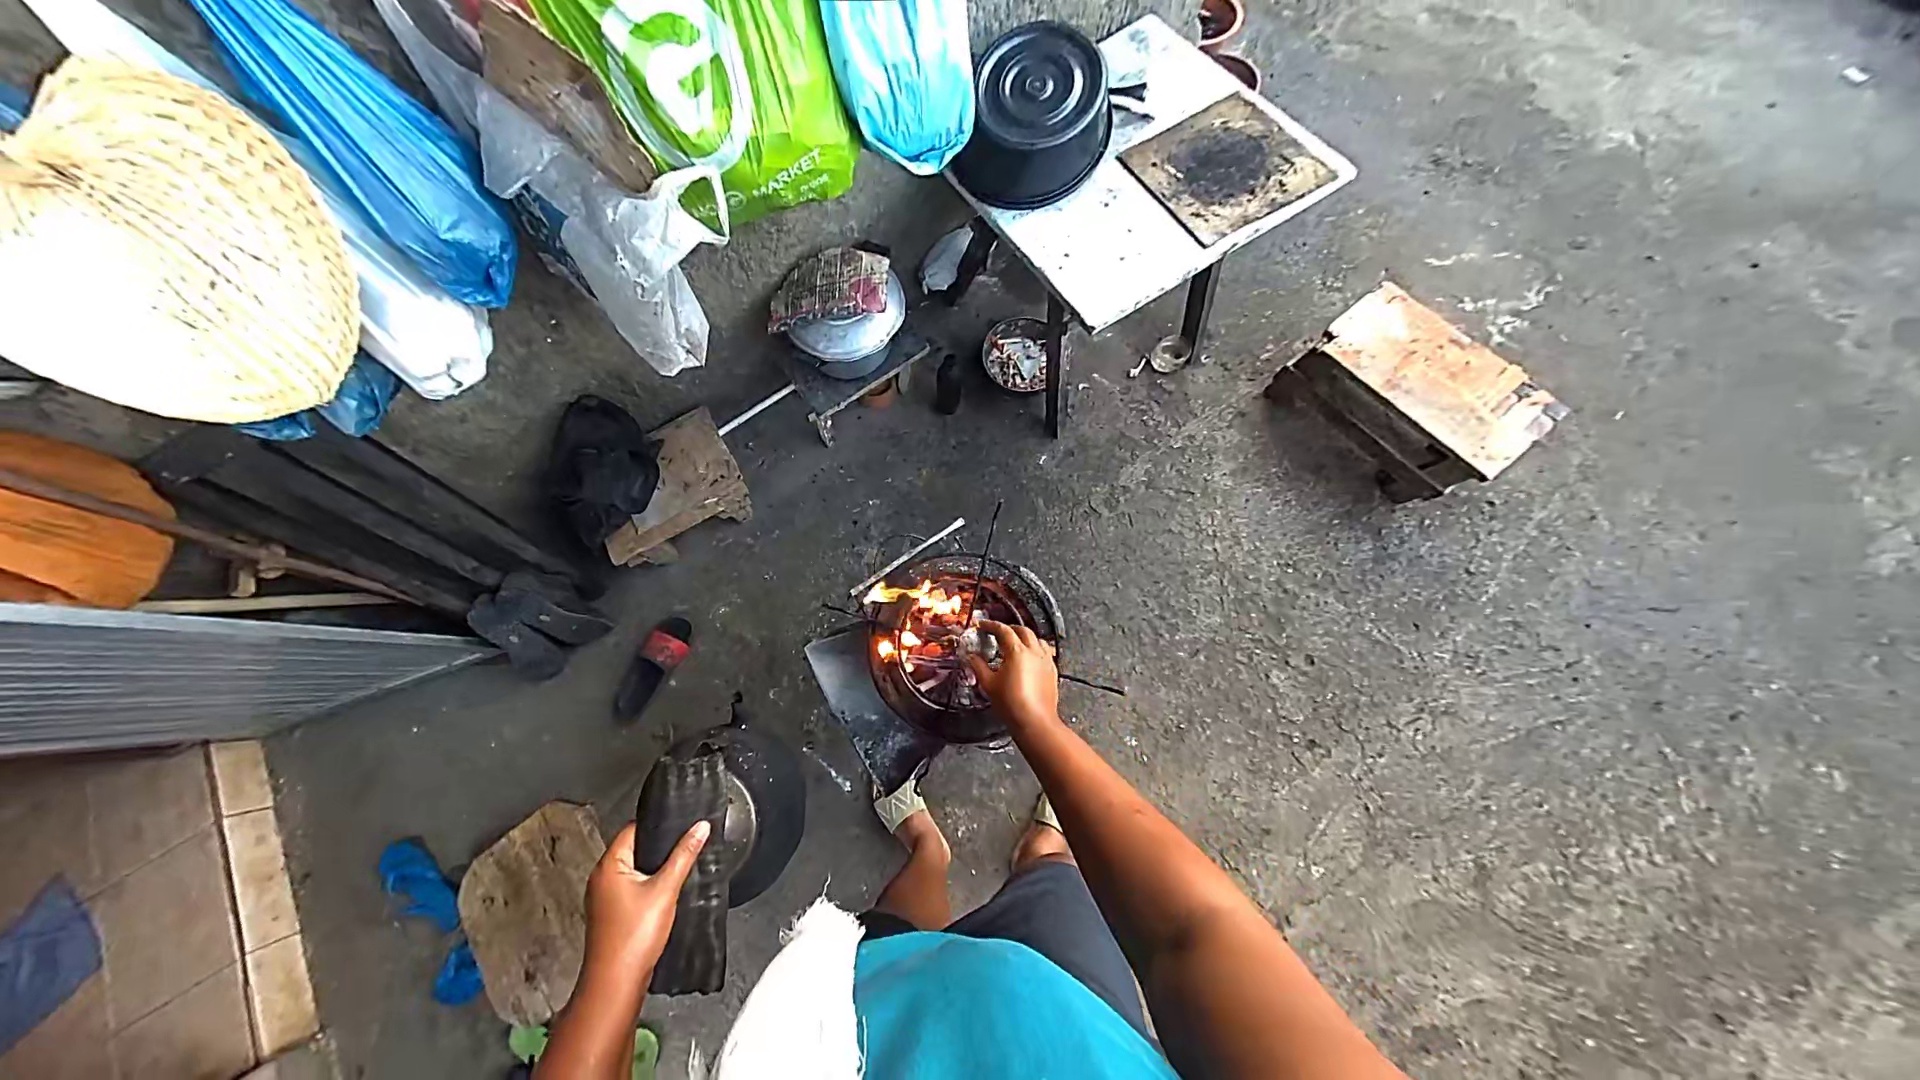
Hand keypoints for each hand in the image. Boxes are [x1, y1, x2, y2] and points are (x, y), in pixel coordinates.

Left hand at [581, 819, 707, 986]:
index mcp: (608, 866)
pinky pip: (634, 887)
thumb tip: (700, 828)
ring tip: (676, 872)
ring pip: (636, 868)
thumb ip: (685, 854)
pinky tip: (665, 893)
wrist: (616, 984)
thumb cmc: (632, 939)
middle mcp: (601, 879)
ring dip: (655, 868)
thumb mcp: (666, 888)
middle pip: (635, 847)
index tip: (681, 823)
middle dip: (660, 847)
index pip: (633, 828)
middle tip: (684, 848)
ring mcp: (605, 897)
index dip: (659, 824)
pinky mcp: (612, 912)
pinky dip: (650, 885)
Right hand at [967, 620, 1059, 729]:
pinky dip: (1036, 649)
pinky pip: (1046, 651)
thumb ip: (978, 666)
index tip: (984, 625)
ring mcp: (1046, 661)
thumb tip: (972, 657)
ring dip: (1025, 637)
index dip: (991, 625)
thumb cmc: (1013, 705)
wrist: (1035, 722)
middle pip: (1023, 630)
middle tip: (998, 632)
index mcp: (1017, 651)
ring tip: (1015, 643)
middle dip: (1009, 628)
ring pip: (1037, 639)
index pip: (1003, 630)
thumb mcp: (989, 684)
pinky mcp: (1052, 671)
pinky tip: (1030, 658)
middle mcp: (1034, 652)